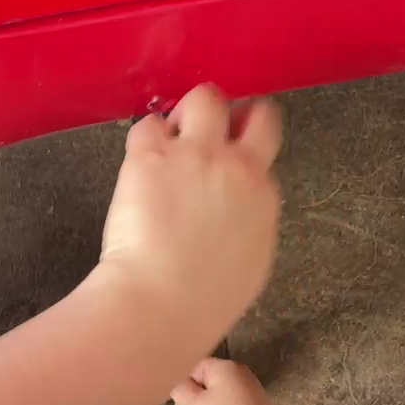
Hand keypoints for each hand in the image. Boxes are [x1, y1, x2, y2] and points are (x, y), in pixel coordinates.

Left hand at [95, 84, 283, 334]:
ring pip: (203, 100)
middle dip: (233, 117)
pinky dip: (144, 138)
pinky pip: (149, 125)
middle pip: (253, 113)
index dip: (246, 149)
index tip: (231, 157)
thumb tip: (238, 216)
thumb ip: (248, 227)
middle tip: (207, 132)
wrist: (161, 304)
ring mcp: (194, 157)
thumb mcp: (247, 268)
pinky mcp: (151, 157)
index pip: (265, 153)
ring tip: (169, 139)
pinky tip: (138, 164)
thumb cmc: (200, 304)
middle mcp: (236, 168)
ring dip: (188, 112)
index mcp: (262, 199)